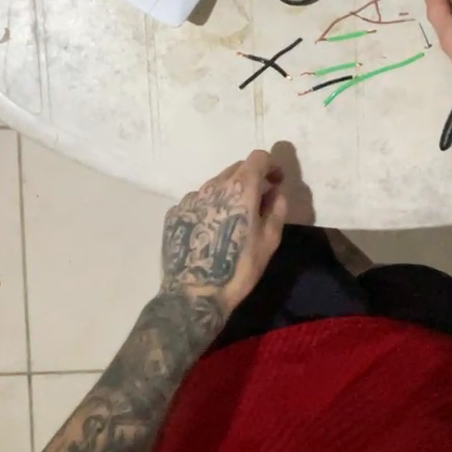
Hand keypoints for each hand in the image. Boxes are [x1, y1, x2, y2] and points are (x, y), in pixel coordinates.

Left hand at [160, 150, 287, 312]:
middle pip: (236, 169)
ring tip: (232, 220)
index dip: (270, 165)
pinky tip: (211, 231)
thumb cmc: (239, 267)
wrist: (194, 294)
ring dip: (229, 193)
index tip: (275, 181)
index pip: (258, 157)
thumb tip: (275, 193)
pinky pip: (198, 201)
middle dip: (251, 179)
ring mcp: (190, 198)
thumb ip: (276, 209)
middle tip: (258, 202)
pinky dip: (210, 207)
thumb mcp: (270, 241)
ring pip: (215, 185)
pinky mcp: (175, 213)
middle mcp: (213, 186)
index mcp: (240, 188)